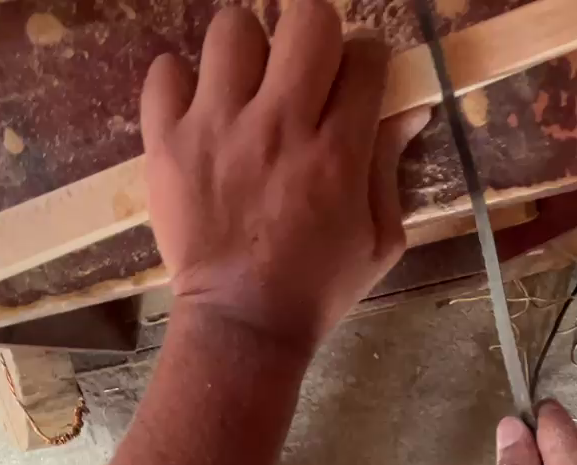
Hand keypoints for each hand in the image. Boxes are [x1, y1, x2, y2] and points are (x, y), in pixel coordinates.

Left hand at [140, 0, 431, 352]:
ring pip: (234, 29)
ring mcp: (217, 127)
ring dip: (249, 56)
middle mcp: (279, 125)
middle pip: (306, 18)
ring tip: (248, 96)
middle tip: (306, 79)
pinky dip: (184, 86)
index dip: (366, 65)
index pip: (365, 56)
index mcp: (338, 152)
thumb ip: (392, 170)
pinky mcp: (167, 141)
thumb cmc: (320, 288)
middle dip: (316, 40)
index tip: (356, 88)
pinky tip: (203, 118)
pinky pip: (167, 70)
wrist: (244, 323)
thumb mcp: (380, 241)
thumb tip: (409, 110)